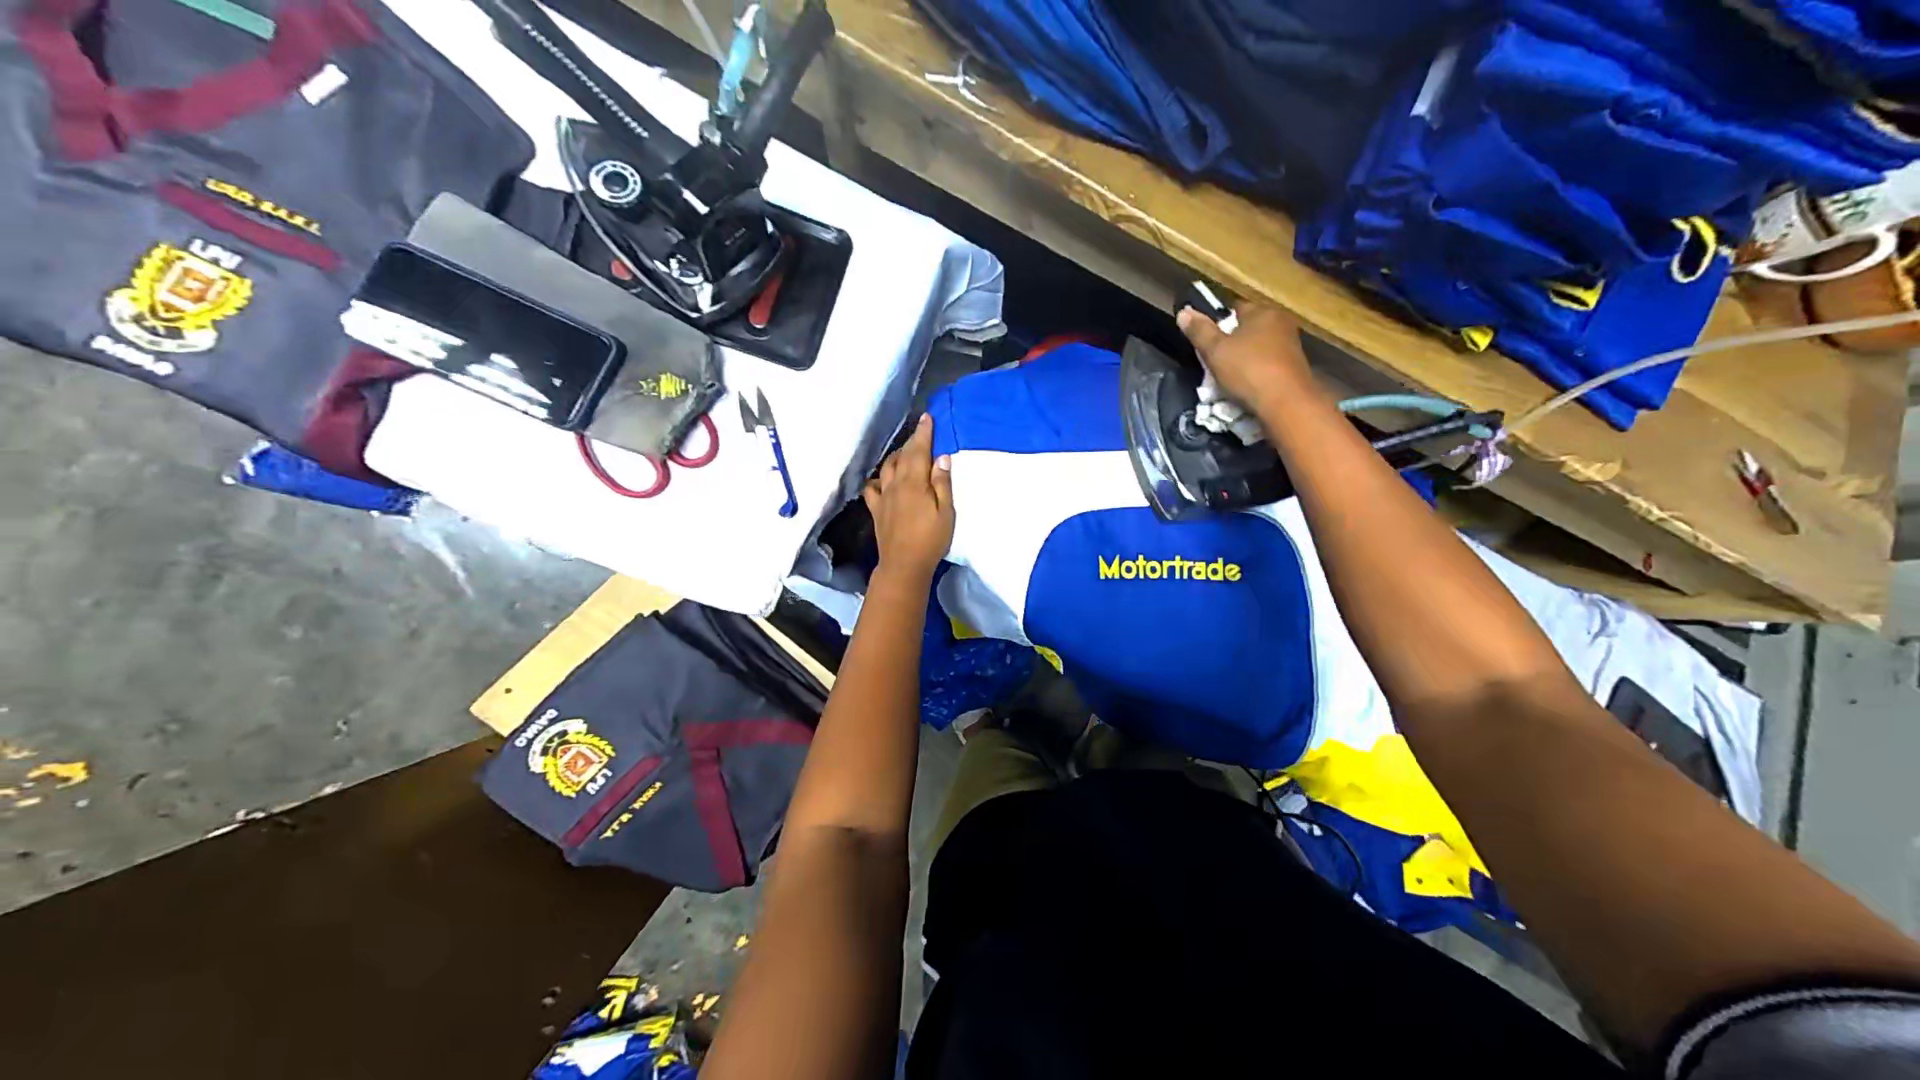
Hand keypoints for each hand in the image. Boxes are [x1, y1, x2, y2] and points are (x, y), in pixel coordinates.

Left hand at [864, 414, 953, 580]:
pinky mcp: (876, 509)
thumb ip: (942, 483)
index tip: (927, 417)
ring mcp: (883, 496)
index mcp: (914, 481)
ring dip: (897, 456)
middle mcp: (895, 483)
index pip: (918, 449)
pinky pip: (872, 487)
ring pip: (886, 467)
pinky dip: (879, 478)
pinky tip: (884, 480)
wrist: (903, 565)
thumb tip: (941, 457)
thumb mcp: (946, 511)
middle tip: (922, 434)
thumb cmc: (931, 539)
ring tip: (906, 454)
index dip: (923, 432)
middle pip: (902, 455)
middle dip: (912, 442)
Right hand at [1177, 300, 1312, 407]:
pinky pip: (1267, 366)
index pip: (1235, 309)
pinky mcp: (1295, 368)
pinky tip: (1246, 388)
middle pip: (1246, 330)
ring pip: (1256, 350)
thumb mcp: (1215, 350)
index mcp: (1263, 311)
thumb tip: (1184, 312)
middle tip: (1214, 364)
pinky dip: (1255, 374)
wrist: (1286, 403)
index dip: (1217, 324)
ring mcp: (1291, 346)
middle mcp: (1281, 323)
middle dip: (1230, 345)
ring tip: (1227, 380)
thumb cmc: (1248, 370)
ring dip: (1242, 362)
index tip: (1206, 343)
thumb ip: (1199, 330)